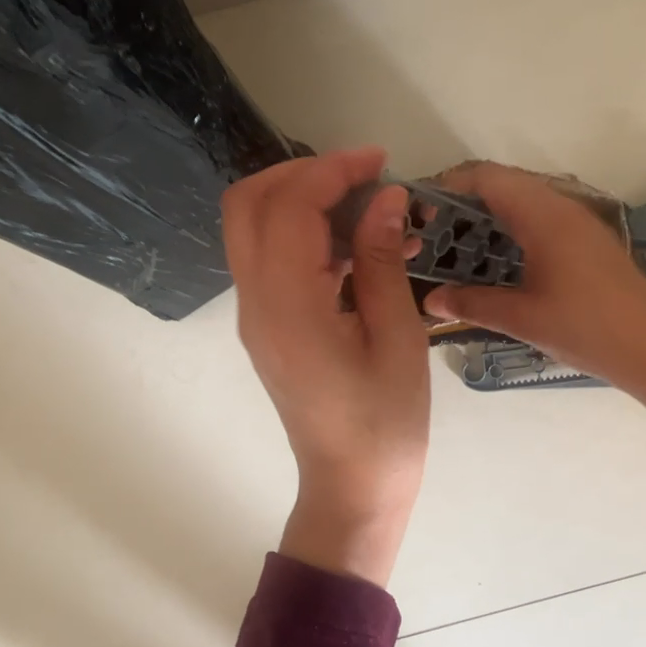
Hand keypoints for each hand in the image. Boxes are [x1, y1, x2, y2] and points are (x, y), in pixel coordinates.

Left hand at [222, 148, 430, 584]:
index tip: (380, 161)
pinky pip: (273, 261)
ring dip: (304, 203)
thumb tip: (384, 196)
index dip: (332, 171)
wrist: (353, 486)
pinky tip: (362, 249)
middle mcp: (257, 303)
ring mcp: (256, 316)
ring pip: (254, 229)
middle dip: (302, 174)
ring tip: (373, 213)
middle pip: (249, 204)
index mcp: (289, 306)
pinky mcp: (269, 327)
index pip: (290, 206)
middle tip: (362, 175)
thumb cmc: (385, 421)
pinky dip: (308, 237)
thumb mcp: (396, 337)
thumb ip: (379, 260)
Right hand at [420, 162, 645, 394]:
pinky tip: (501, 266)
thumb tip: (430, 299)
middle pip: (505, 185)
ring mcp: (581, 224)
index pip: (486, 177)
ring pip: (526, 203)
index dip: (449, 186)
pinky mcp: (591, 243)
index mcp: (543, 215)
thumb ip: (472, 303)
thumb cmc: (586, 328)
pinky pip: (543, 220)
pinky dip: (515, 232)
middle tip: (434, 235)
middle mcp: (563, 207)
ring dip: (492, 218)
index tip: (421, 213)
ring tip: (460, 251)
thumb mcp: (522, 318)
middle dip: (466, 203)